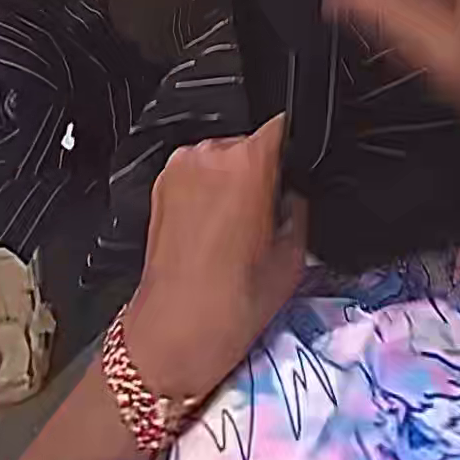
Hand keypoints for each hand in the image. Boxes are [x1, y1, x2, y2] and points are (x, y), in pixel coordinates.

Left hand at [123, 115, 306, 399]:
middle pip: (252, 141)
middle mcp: (211, 154)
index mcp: (249, 162)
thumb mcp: (294, 253)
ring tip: (237, 219)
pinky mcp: (160, 183)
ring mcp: (180, 166)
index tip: (298, 165)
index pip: (284, 125)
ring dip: (234, 175)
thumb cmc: (236, 301)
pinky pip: (198, 170)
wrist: (172, 335)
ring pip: (224, 155)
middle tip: (268, 205)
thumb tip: (295, 187)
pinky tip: (214, 222)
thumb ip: (298, 204)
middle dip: (264, 166)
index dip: (296, 144)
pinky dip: (209, 186)